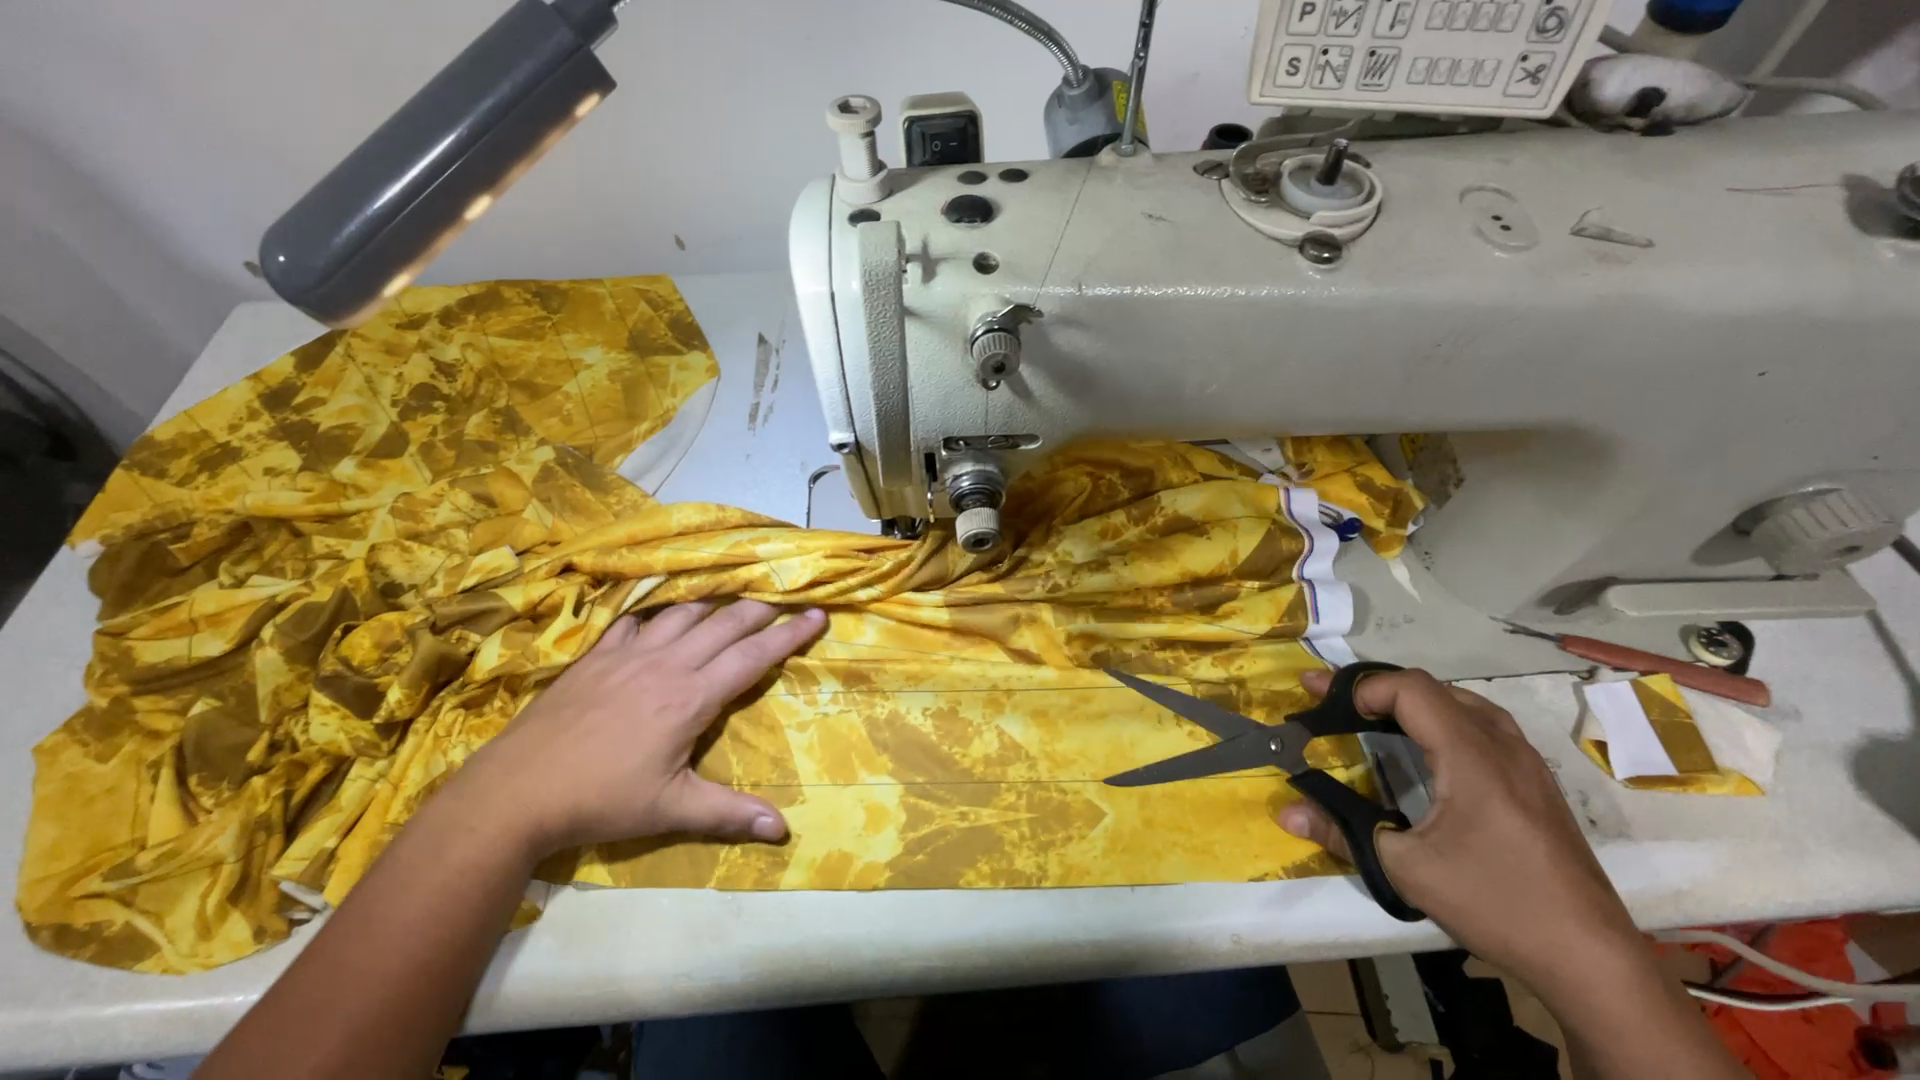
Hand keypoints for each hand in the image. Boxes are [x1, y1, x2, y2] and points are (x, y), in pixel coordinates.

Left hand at [454, 601, 826, 859]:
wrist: (517, 790)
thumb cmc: (600, 801)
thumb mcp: (670, 810)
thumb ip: (728, 813)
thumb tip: (781, 829)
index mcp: (691, 698)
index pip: (753, 657)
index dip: (789, 635)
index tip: (818, 615)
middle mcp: (665, 665)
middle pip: (724, 624)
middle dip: (759, 610)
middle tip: (783, 602)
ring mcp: (627, 656)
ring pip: (681, 615)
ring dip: (713, 605)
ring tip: (730, 603)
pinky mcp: (595, 658)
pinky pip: (633, 622)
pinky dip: (656, 615)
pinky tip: (658, 620)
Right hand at [1277, 668, 1642, 994]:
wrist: (1589, 955)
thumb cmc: (1495, 902)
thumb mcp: (1407, 870)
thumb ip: (1343, 831)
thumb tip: (1286, 813)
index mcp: (1472, 755)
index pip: (1411, 689)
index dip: (1362, 686)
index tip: (1322, 701)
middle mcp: (1504, 746)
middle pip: (1437, 690)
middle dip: (1381, 690)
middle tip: (1338, 706)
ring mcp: (1528, 766)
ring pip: (1467, 707)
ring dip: (1417, 705)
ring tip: (1377, 723)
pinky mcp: (1539, 787)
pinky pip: (1486, 731)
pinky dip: (1446, 725)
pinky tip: (1429, 759)